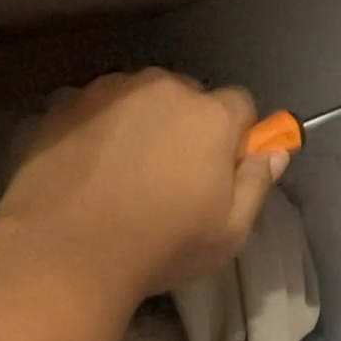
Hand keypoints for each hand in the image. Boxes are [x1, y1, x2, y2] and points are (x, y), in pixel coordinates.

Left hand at [0, 68, 288, 304]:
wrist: (66, 252)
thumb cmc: (161, 247)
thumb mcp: (230, 233)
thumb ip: (258, 183)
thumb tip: (278, 150)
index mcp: (210, 116)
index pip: (241, 106)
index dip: (237, 138)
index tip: (224, 172)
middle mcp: (161, 88)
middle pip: (188, 97)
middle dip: (188, 127)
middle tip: (173, 180)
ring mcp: (107, 92)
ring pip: (139, 99)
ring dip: (142, 125)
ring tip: (126, 176)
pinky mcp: (63, 105)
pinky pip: (96, 109)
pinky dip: (100, 129)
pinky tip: (91, 170)